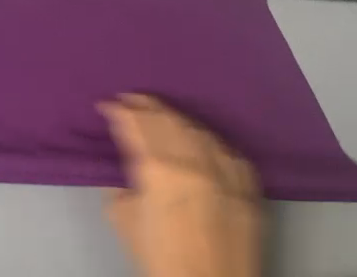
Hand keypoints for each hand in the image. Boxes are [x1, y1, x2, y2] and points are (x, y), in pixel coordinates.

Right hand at [99, 94, 263, 276]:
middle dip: (144, 106)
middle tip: (129, 101)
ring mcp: (226, 179)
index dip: (117, 109)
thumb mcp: (120, 211)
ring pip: (200, 132)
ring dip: (176, 120)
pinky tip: (204, 144)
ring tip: (163, 117)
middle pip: (167, 119)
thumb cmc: (156, 254)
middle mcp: (193, 165)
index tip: (106, 105)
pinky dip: (213, 144)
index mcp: (157, 169)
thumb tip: (128, 160)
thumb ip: (124, 177)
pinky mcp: (250, 196)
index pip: (134, 122)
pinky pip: (233, 156)